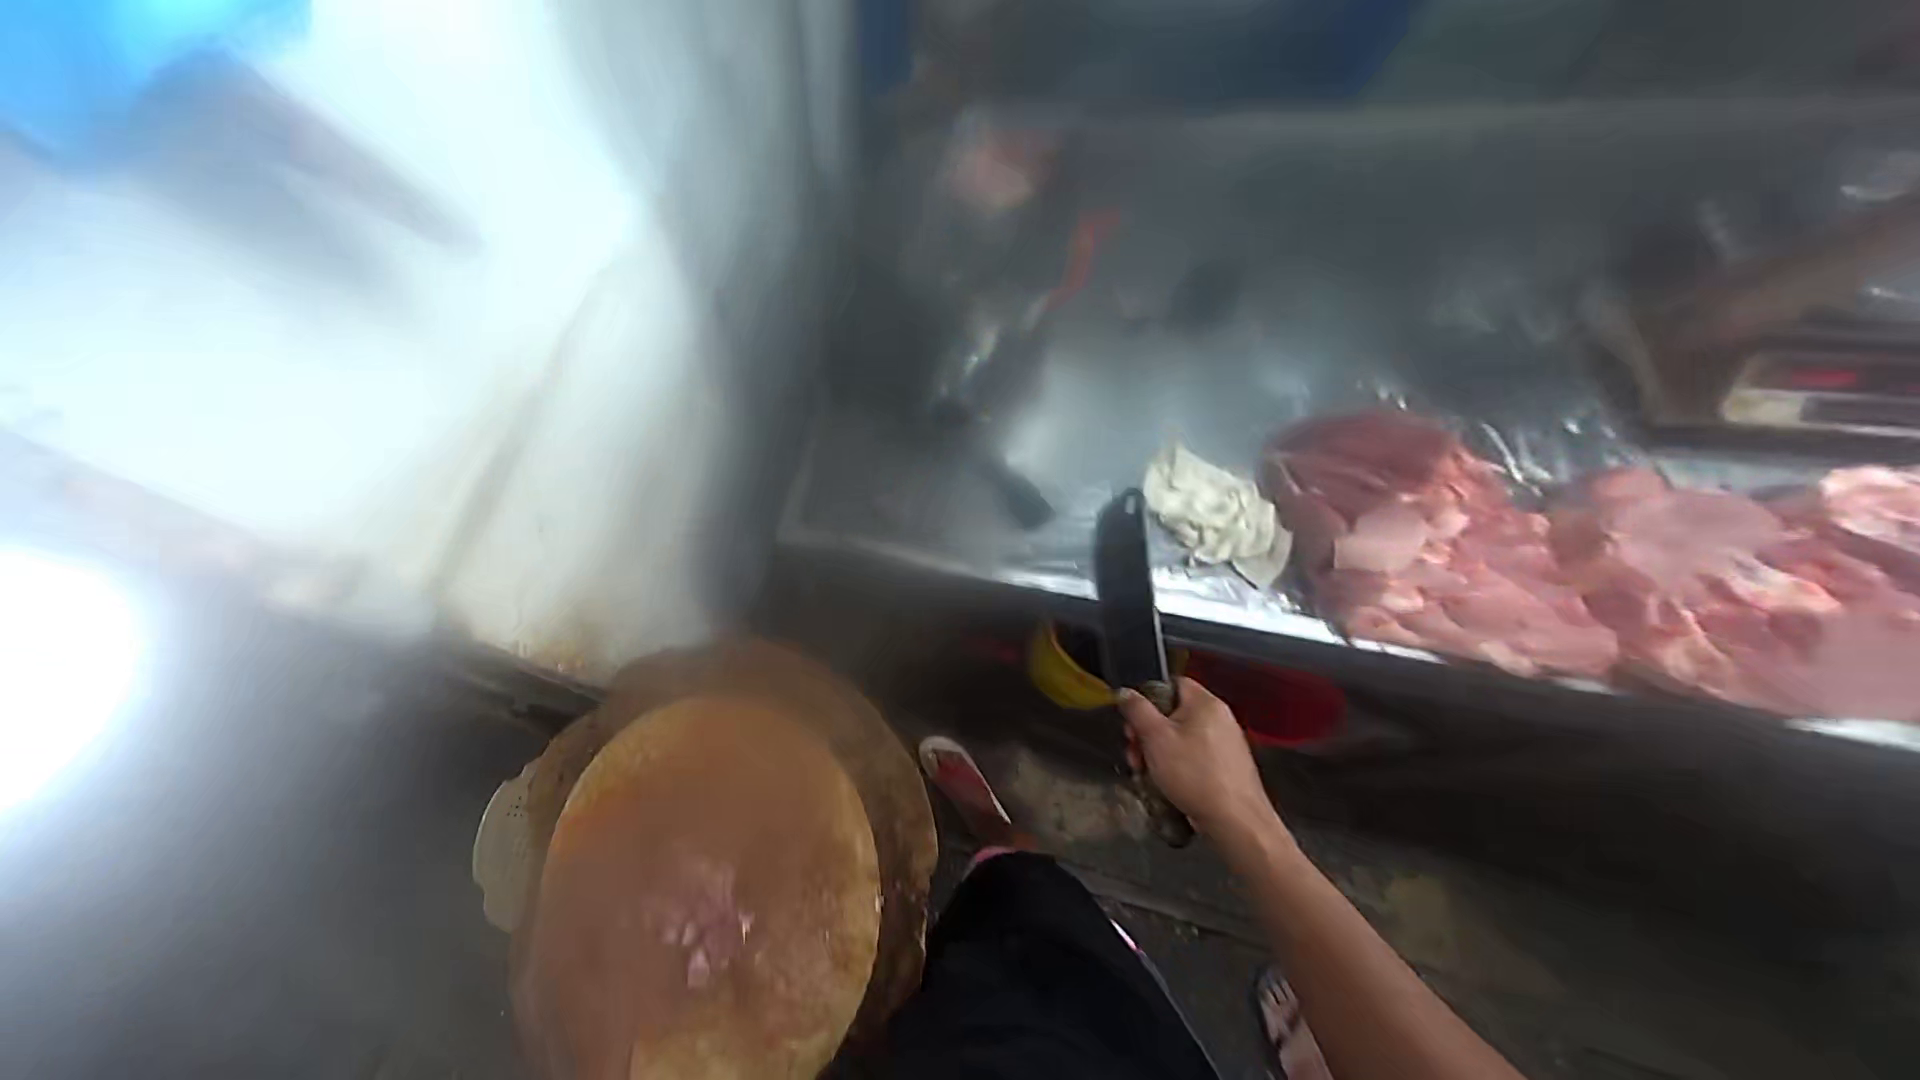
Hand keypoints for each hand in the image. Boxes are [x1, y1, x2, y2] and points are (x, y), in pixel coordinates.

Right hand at [1116, 677, 1280, 838]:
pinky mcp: (1225, 767)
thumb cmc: (1195, 775)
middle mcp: (1219, 718)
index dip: (1148, 697)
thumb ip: (1137, 709)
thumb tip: (1126, 692)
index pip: (1171, 683)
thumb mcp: (1155, 737)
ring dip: (1157, 751)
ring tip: (1145, 772)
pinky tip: (1165, 783)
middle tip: (1135, 750)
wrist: (1235, 822)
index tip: (1133, 718)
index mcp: (1205, 703)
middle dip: (1147, 732)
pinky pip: (1193, 757)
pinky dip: (1176, 766)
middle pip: (1172, 713)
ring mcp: (1225, 744)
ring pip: (1180, 737)